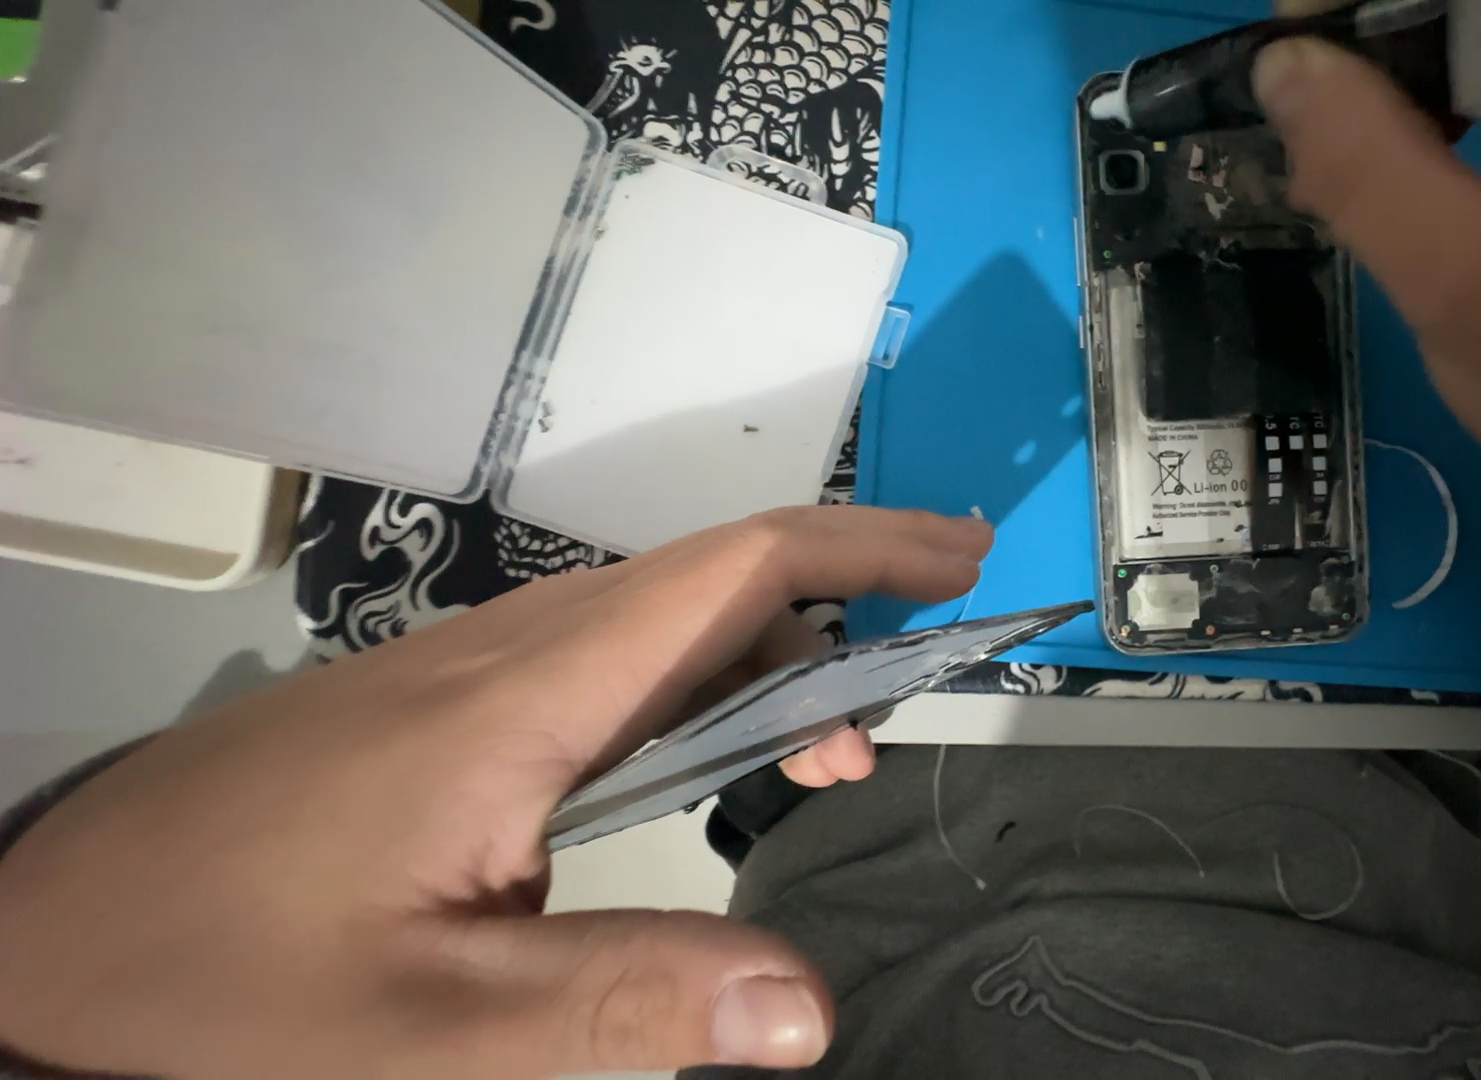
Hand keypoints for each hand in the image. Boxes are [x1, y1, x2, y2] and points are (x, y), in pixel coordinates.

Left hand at [0, 507, 991, 1078]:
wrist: (39, 925)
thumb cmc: (219, 973)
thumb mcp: (427, 1026)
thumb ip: (627, 1002)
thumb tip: (809, 1014)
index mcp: (552, 682)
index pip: (745, 569)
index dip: (867, 546)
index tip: (956, 556)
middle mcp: (556, 638)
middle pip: (744, 568)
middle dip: (868, 569)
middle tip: (960, 597)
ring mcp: (531, 655)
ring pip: (707, 615)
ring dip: (804, 654)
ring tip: (855, 747)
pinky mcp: (510, 687)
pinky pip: (662, 656)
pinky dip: (742, 685)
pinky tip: (760, 750)